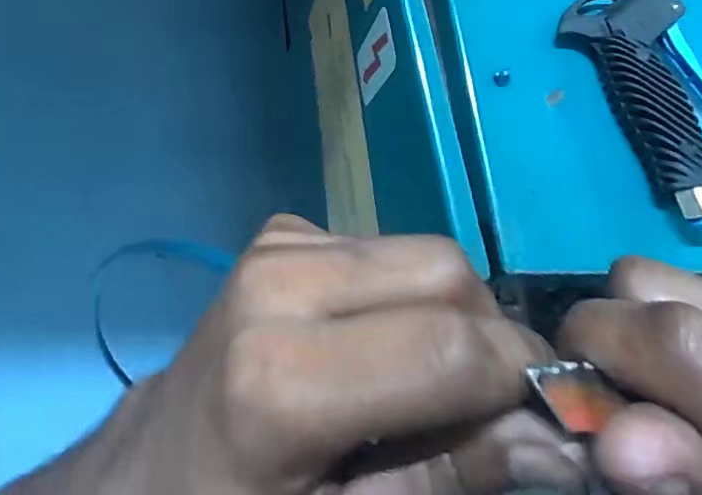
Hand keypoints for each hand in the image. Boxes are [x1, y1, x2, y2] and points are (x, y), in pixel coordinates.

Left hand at [12, 215, 580, 494]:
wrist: (142, 479)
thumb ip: (447, 481)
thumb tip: (559, 440)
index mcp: (281, 378)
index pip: (451, 349)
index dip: (520, 384)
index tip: (552, 424)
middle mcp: (278, 281)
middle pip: (444, 272)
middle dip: (490, 337)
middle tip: (489, 407)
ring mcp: (275, 243)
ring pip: (420, 252)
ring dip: (451, 314)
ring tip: (426, 383)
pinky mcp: (279, 231)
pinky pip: (382, 249)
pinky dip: (405, 296)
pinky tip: (374, 345)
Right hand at [559, 257, 701, 494]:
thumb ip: (698, 494)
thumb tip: (607, 438)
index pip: (695, 346)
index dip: (604, 347)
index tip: (570, 392)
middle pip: (677, 289)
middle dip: (621, 336)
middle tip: (633, 414)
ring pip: (696, 280)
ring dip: (663, 336)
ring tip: (698, 415)